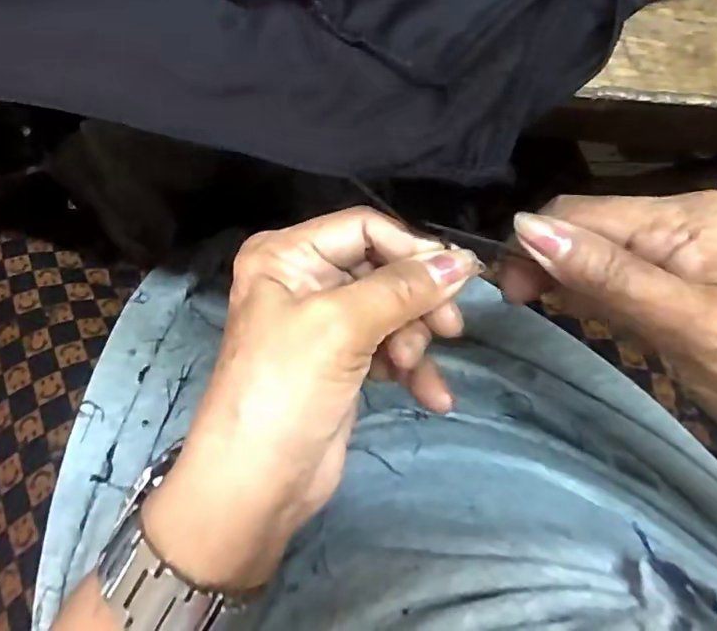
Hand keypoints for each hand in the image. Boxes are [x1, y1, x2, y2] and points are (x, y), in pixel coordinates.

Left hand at [142, 208, 481, 588]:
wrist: (254, 490)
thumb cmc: (286, 388)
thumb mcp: (343, 327)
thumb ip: (404, 288)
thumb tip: (462, 260)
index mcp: (287, 253)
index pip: (363, 227)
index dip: (409, 248)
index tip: (454, 275)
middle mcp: (304, 277)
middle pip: (383, 268)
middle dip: (416, 299)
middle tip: (449, 327)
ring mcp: (324, 319)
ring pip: (392, 307)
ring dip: (413, 336)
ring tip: (411, 366)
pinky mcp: (342, 358)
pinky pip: (388, 344)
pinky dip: (411, 367)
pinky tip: (432, 396)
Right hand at [499, 191, 716, 545]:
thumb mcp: (700, 331)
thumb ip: (612, 277)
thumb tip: (525, 225)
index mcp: (693, 217)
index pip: (586, 214)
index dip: (537, 245)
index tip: (508, 296)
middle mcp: (690, 223)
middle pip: (594, 230)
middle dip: (552, 262)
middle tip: (526, 313)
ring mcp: (697, 256)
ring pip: (606, 255)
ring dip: (574, 281)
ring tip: (552, 318)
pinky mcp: (698, 288)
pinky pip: (630, 280)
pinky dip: (602, 297)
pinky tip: (592, 318)